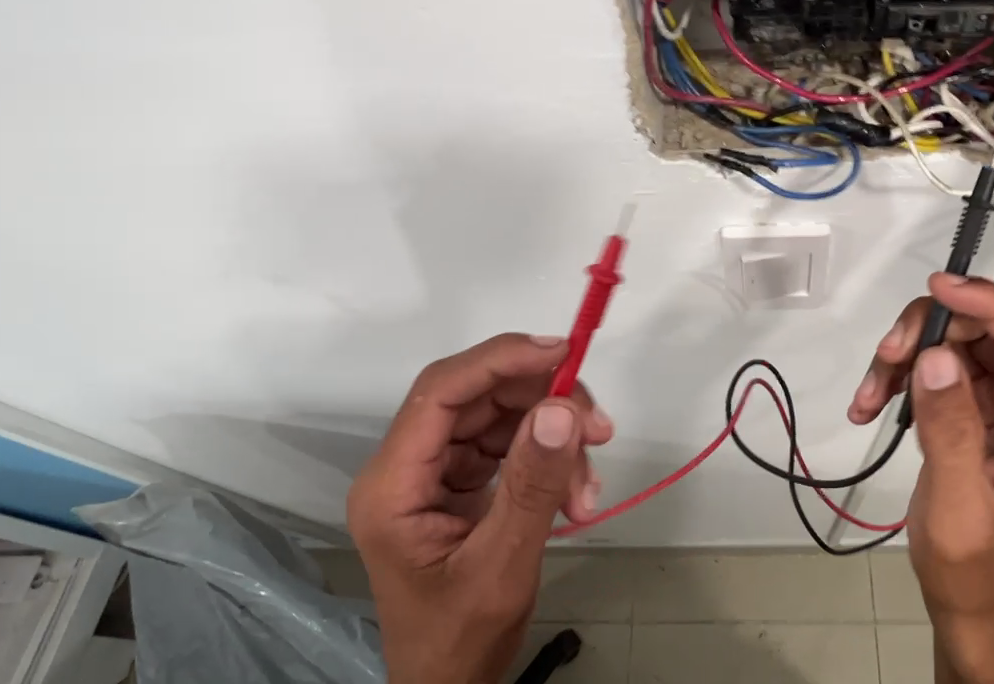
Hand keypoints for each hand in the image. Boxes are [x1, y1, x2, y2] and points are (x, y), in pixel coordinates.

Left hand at [348, 333, 613, 683]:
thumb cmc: (460, 639)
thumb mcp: (502, 567)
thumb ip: (531, 486)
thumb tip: (561, 409)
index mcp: (394, 483)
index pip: (443, 391)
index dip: (500, 360)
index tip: (562, 354)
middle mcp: (409, 466)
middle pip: (480, 396)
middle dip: (544, 403)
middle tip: (599, 427)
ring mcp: (436, 472)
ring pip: (502, 416)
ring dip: (556, 437)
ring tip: (590, 487)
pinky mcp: (462, 482)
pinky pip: (511, 444)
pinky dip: (551, 460)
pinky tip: (578, 494)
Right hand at [848, 275, 993, 680]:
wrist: (960, 595)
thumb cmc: (968, 564)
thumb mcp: (957, 506)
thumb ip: (951, 431)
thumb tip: (937, 356)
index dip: (991, 306)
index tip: (941, 288)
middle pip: (989, 333)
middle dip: (934, 329)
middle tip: (887, 353)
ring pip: (955, 343)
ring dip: (908, 353)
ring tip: (872, 389)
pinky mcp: (968, 408)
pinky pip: (934, 367)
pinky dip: (898, 375)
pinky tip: (869, 402)